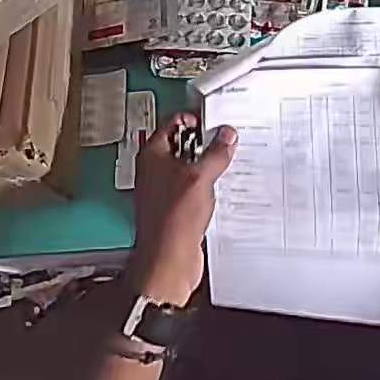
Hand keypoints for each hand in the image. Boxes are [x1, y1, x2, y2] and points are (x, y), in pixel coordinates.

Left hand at [129, 114, 236, 304]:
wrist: (168, 259)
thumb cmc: (171, 219)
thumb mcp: (201, 177)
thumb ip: (215, 153)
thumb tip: (226, 137)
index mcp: (153, 155)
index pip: (172, 123)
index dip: (193, 119)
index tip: (213, 122)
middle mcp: (154, 170)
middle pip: (181, 145)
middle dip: (203, 144)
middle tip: (223, 142)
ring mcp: (163, 190)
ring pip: (188, 168)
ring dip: (206, 166)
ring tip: (225, 164)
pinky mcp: (174, 207)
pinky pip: (192, 188)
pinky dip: (205, 185)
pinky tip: (219, 189)